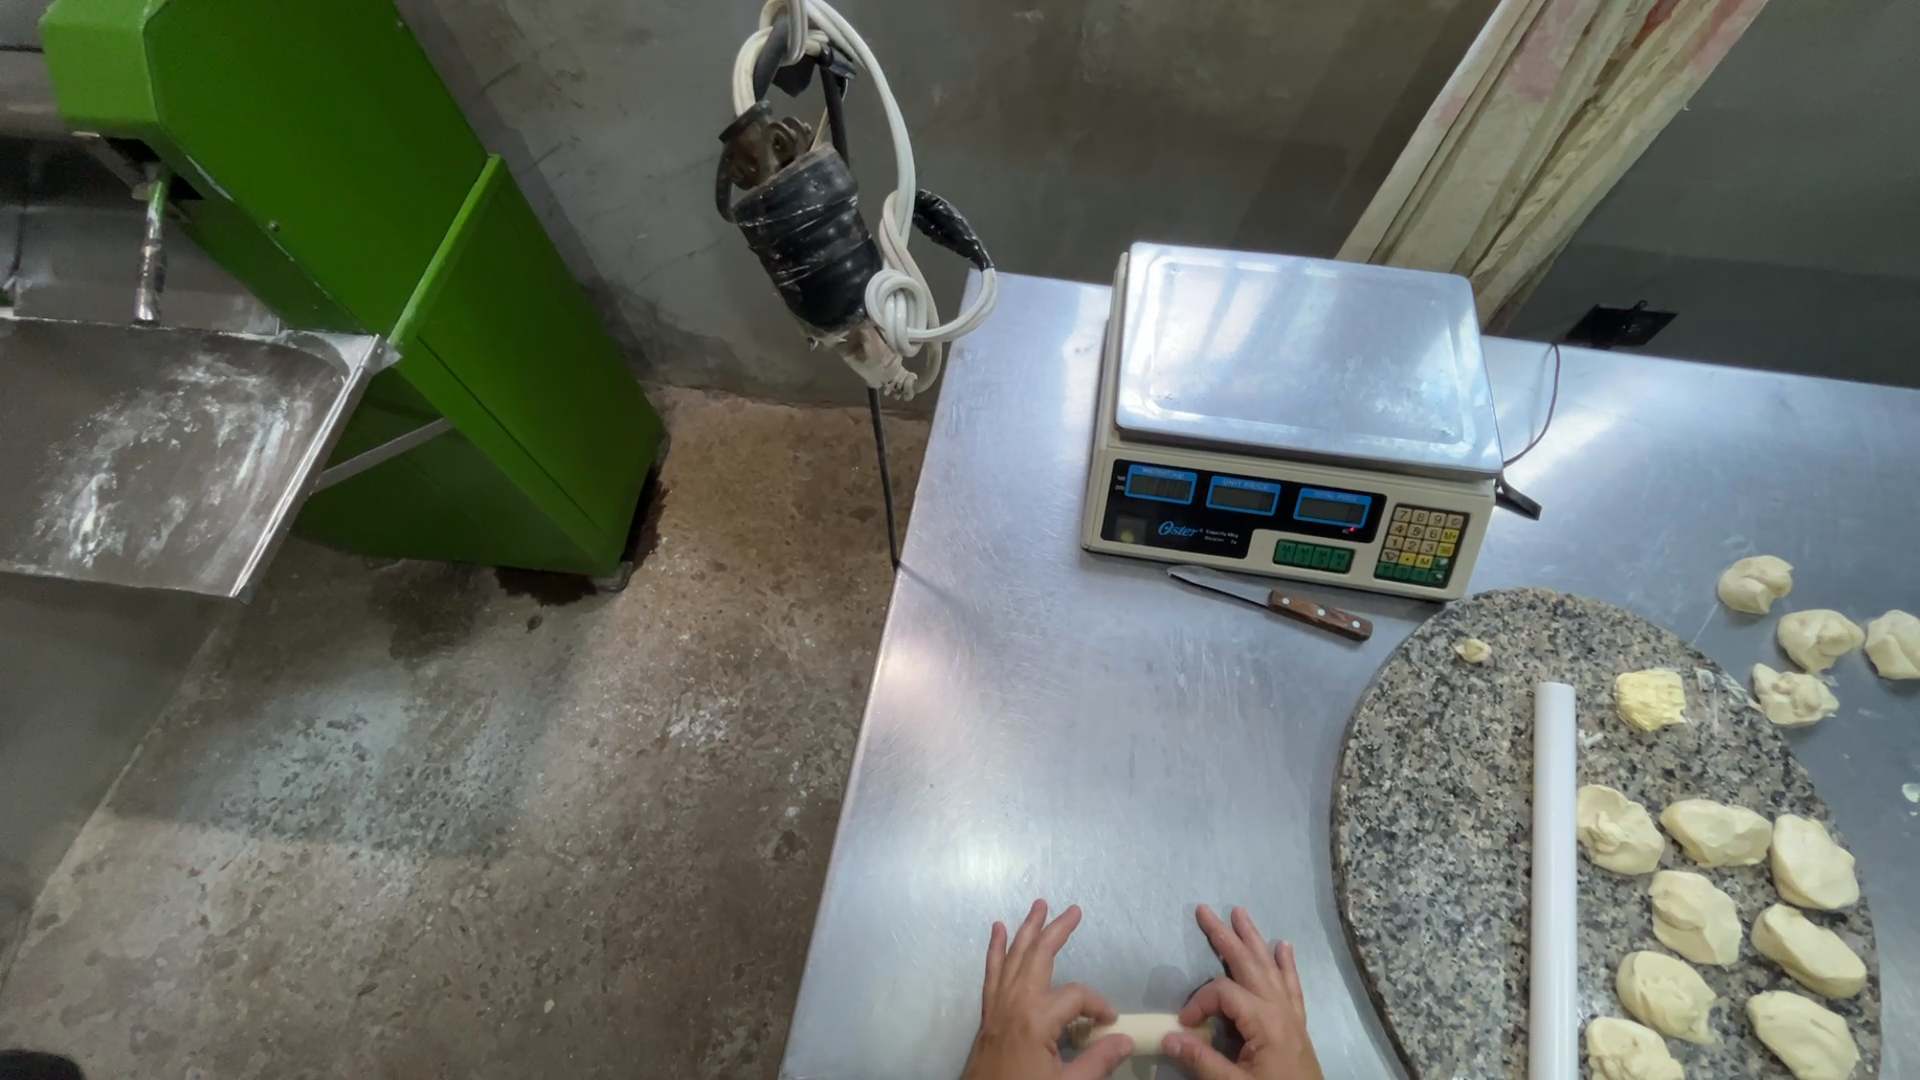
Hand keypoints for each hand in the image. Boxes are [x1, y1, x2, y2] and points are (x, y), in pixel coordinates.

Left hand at [960, 900, 1134, 1079]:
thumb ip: (1098, 1061)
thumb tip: (1126, 1040)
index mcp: (1037, 1018)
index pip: (1076, 996)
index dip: (1098, 1005)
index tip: (1111, 1022)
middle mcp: (1015, 1001)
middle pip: (1039, 955)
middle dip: (1057, 930)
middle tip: (1074, 910)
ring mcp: (999, 1004)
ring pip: (1014, 955)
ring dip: (1028, 929)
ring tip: (1039, 904)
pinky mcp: (988, 1013)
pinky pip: (992, 971)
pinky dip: (996, 948)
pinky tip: (998, 929)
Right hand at [1163, 905, 1324, 1079]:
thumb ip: (1202, 1061)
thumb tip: (1167, 1036)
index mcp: (1264, 1023)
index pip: (1222, 993)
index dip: (1198, 1002)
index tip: (1184, 1025)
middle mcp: (1279, 1011)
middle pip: (1247, 964)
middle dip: (1224, 936)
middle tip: (1205, 910)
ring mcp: (1292, 1017)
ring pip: (1269, 968)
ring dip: (1253, 939)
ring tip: (1240, 913)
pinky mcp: (1298, 1026)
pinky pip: (1292, 987)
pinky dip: (1287, 965)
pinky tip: (1284, 947)